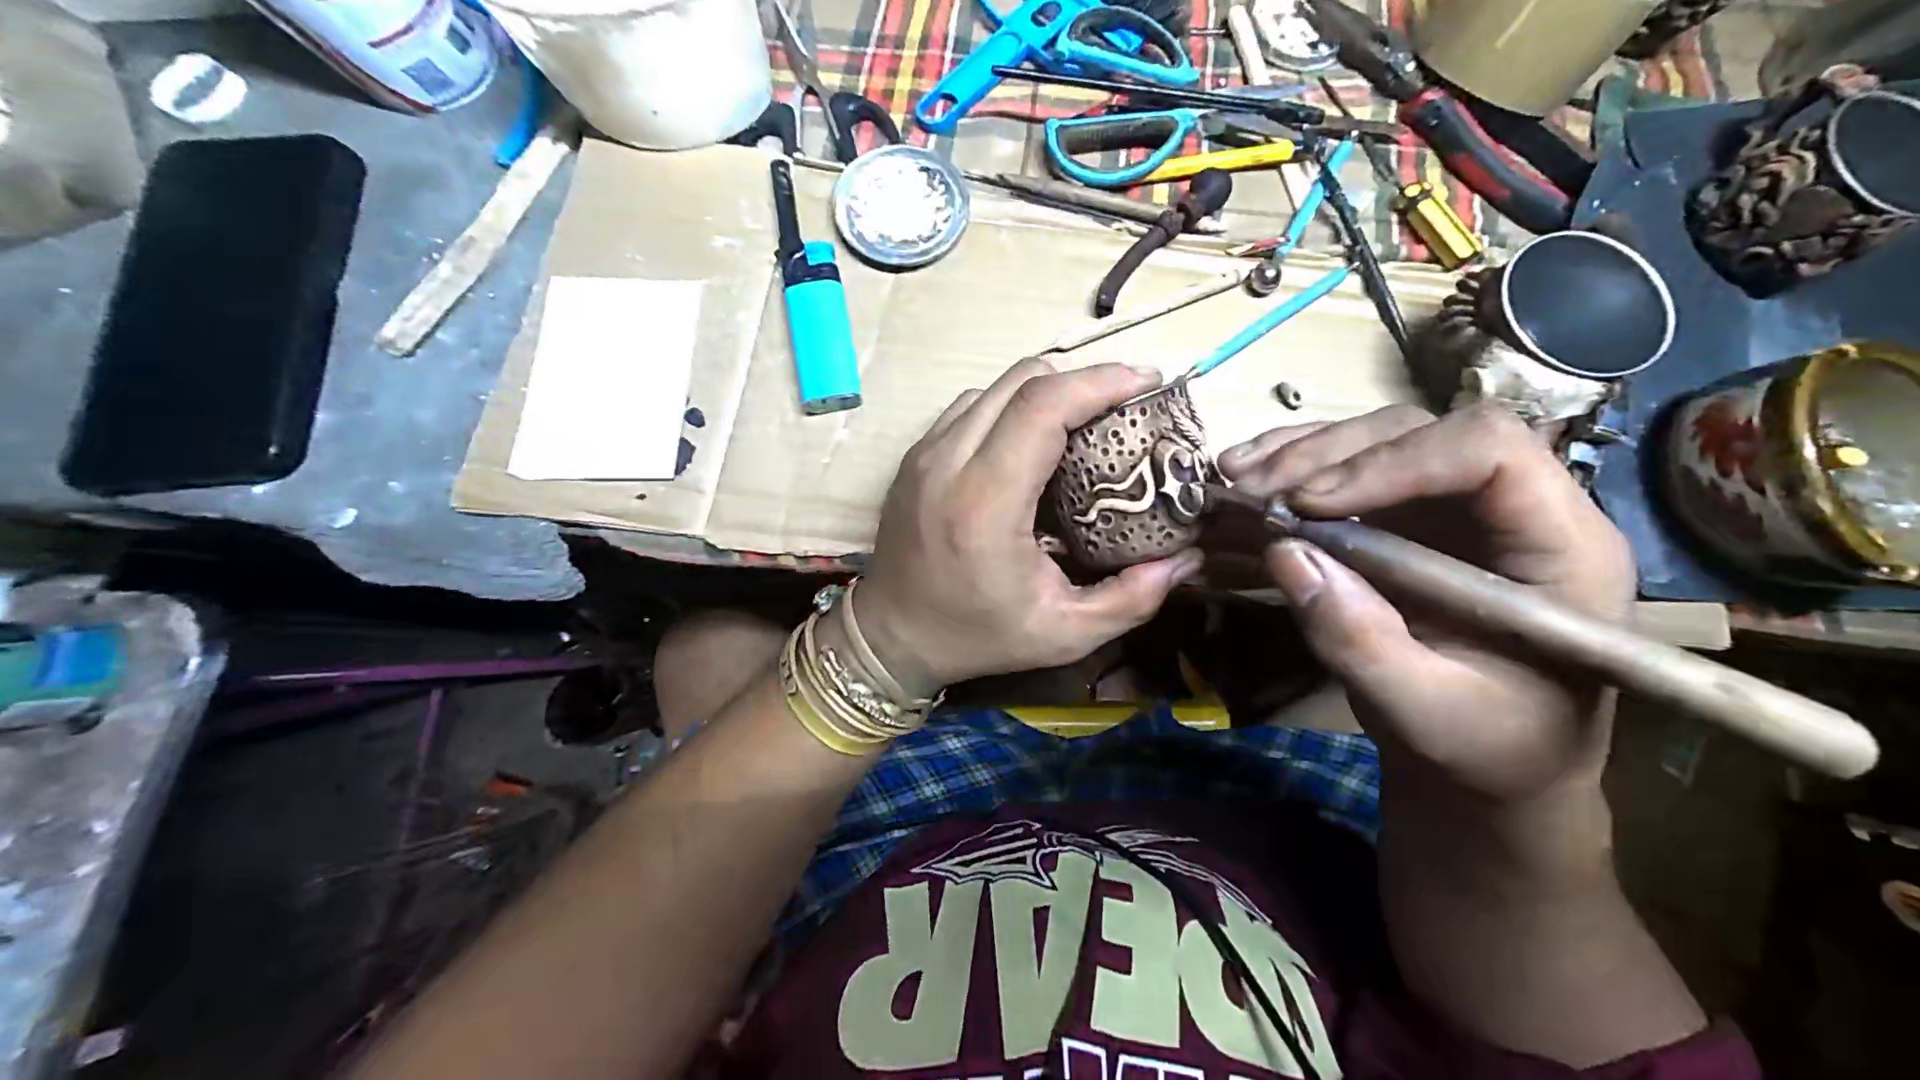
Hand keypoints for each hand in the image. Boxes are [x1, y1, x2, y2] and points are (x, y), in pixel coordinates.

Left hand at [854, 359, 1204, 695]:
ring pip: (994, 388)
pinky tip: (1035, 438)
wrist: (891, 635)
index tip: (1146, 381)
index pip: (1042, 407)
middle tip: (1126, 401)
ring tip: (1085, 419)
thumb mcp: (1063, 634)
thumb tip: (1187, 559)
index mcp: (984, 505)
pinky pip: (971, 407)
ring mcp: (924, 454)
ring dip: (1046, 390)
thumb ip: (1132, 599)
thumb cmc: (977, 637)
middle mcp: (947, 464)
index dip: (1099, 381)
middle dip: (1082, 378)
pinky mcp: (915, 456)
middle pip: (1021, 380)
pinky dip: (1012, 406)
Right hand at [1218, 404, 1635, 805]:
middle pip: (1419, 432)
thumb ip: (1361, 641)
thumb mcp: (1425, 712)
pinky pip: (1347, 467)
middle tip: (1251, 492)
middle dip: (1326, 456)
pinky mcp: (1406, 516)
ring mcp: (1452, 505)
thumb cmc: (1486, 745)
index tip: (1309, 504)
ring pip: (1375, 438)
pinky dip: (1291, 465)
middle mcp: (1507, 505)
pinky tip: (1246, 474)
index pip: (1489, 451)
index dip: (1394, 462)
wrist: (1490, 757)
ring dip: (1298, 453)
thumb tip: (1284, 554)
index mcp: (1558, 546)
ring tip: (1233, 476)